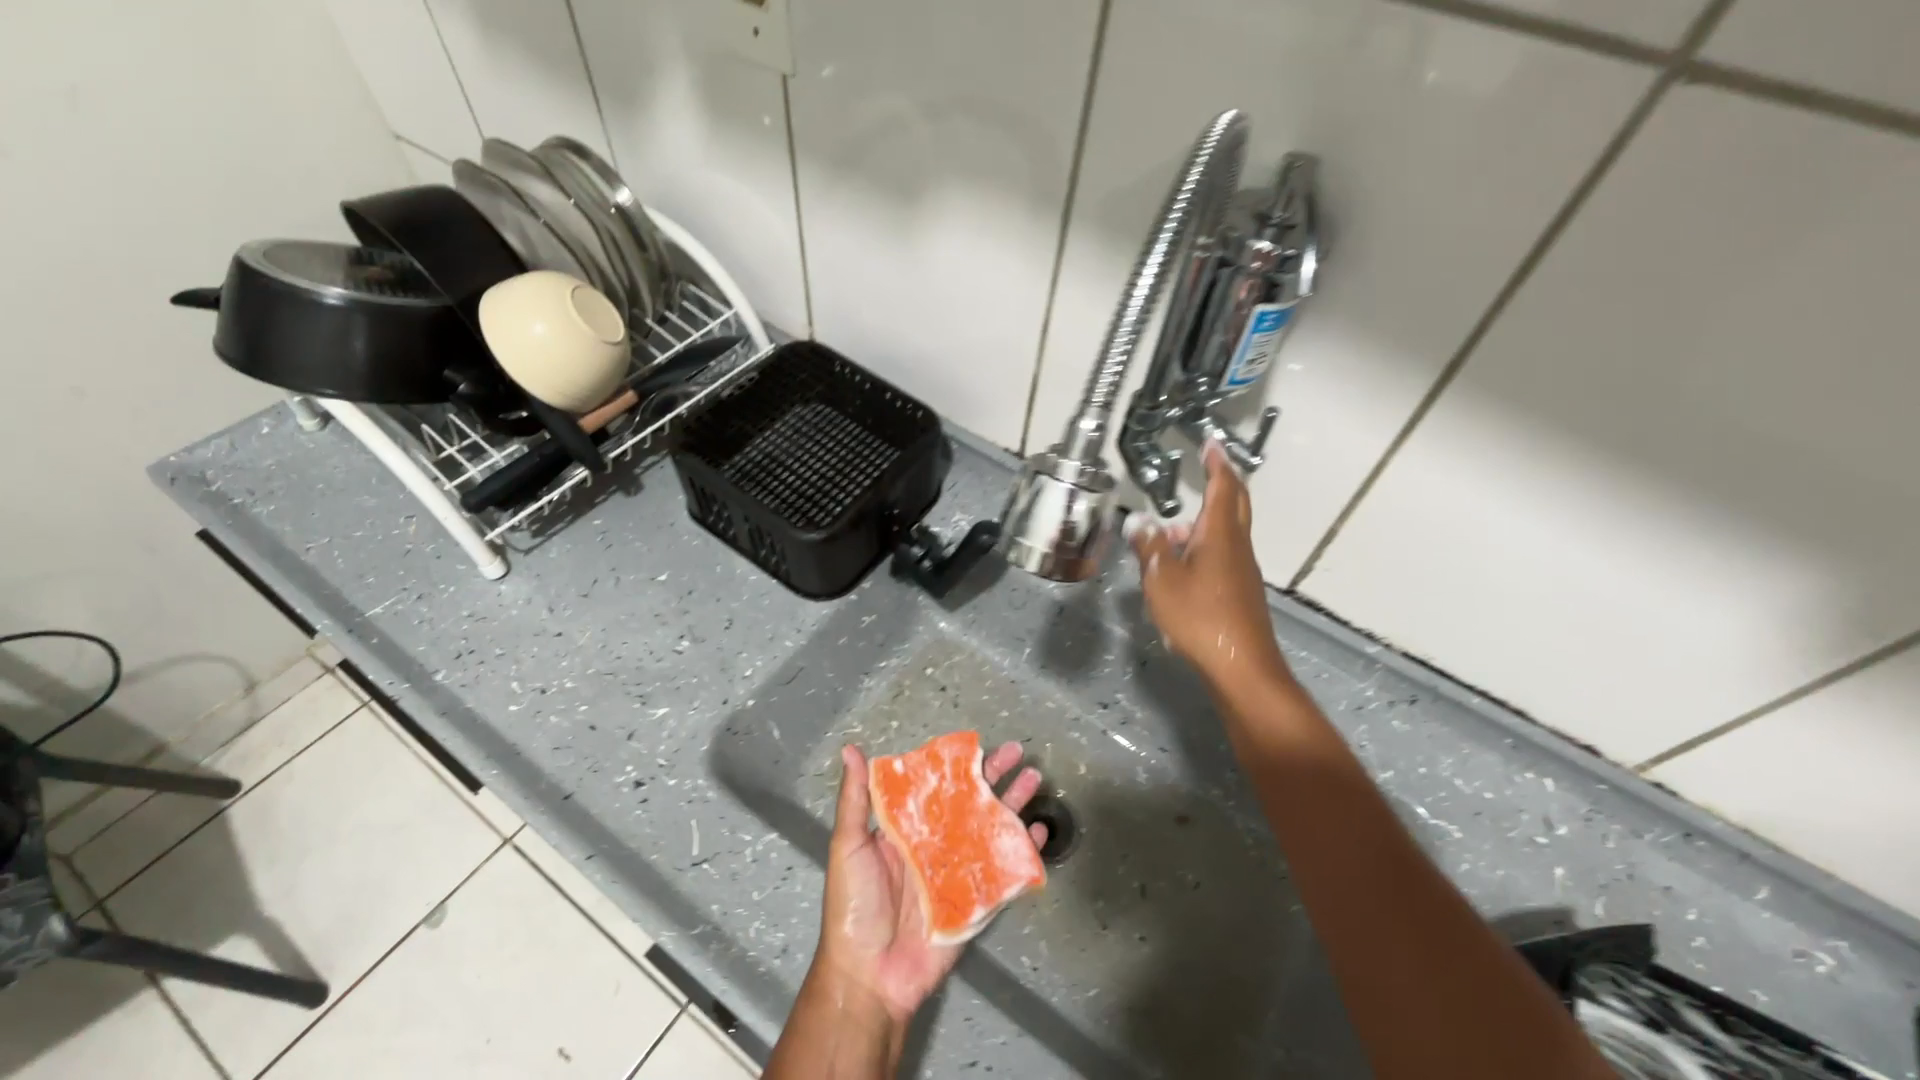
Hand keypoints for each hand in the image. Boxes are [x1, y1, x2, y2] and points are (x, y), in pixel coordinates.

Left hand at [813, 742, 1045, 1027]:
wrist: (870, 974)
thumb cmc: (854, 906)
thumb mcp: (848, 846)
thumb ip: (855, 800)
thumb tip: (851, 750)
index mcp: (906, 830)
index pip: (937, 788)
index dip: (958, 766)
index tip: (978, 743)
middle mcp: (935, 846)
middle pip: (970, 803)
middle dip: (994, 777)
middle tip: (1016, 752)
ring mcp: (958, 873)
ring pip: (991, 830)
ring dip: (1014, 805)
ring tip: (1034, 779)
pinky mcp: (976, 901)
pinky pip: (1004, 871)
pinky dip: (1023, 851)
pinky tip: (1038, 831)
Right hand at [1126, 440, 1286, 685]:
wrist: (1240, 666)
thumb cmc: (1200, 617)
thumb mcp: (1162, 580)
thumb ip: (1149, 548)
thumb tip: (1138, 521)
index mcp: (1221, 534)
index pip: (1223, 487)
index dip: (1217, 463)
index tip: (1211, 443)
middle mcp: (1237, 546)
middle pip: (1235, 505)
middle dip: (1221, 484)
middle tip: (1206, 469)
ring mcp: (1242, 570)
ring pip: (1225, 534)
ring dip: (1203, 523)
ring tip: (1168, 533)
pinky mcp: (1239, 593)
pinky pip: (1222, 556)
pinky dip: (1203, 548)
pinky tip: (1180, 568)